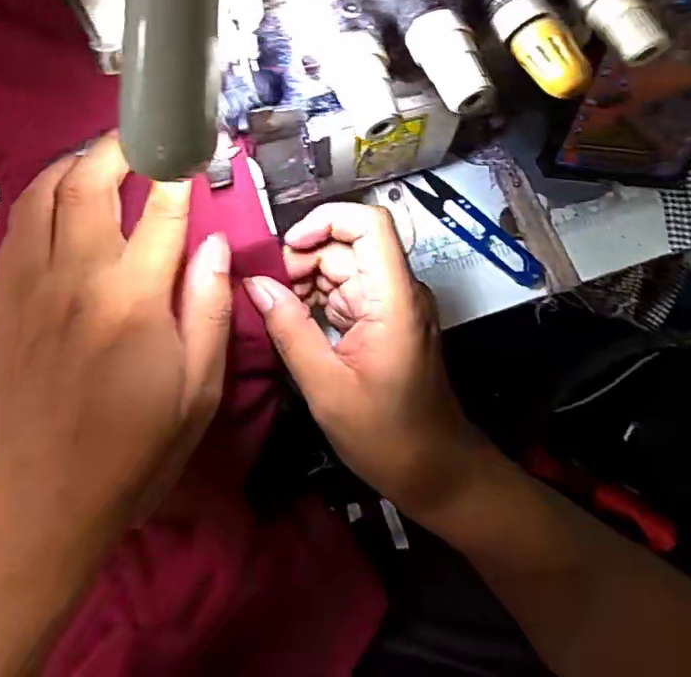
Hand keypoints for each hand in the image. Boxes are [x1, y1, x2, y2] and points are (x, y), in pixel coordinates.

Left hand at [0, 133, 232, 555]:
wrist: (44, 500)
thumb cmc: (136, 447)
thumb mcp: (199, 389)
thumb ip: (208, 307)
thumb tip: (214, 243)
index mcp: (133, 299)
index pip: (161, 210)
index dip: (179, 171)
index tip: (193, 150)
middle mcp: (76, 278)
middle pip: (89, 183)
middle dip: (118, 147)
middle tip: (142, 138)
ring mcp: (29, 286)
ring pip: (42, 194)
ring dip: (73, 163)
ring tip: (100, 157)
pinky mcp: (2, 301)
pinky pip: (17, 226)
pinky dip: (40, 195)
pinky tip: (59, 197)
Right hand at [244, 204, 488, 518]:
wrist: (435, 470)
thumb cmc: (388, 436)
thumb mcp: (327, 387)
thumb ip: (290, 330)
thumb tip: (255, 285)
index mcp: (394, 298)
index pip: (370, 223)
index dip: (327, 219)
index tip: (288, 245)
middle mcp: (398, 290)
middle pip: (348, 244)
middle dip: (303, 257)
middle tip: (267, 290)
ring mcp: (392, 303)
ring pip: (343, 265)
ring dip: (305, 279)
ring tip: (274, 309)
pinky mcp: (383, 318)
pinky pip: (346, 290)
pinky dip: (317, 298)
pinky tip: (292, 319)